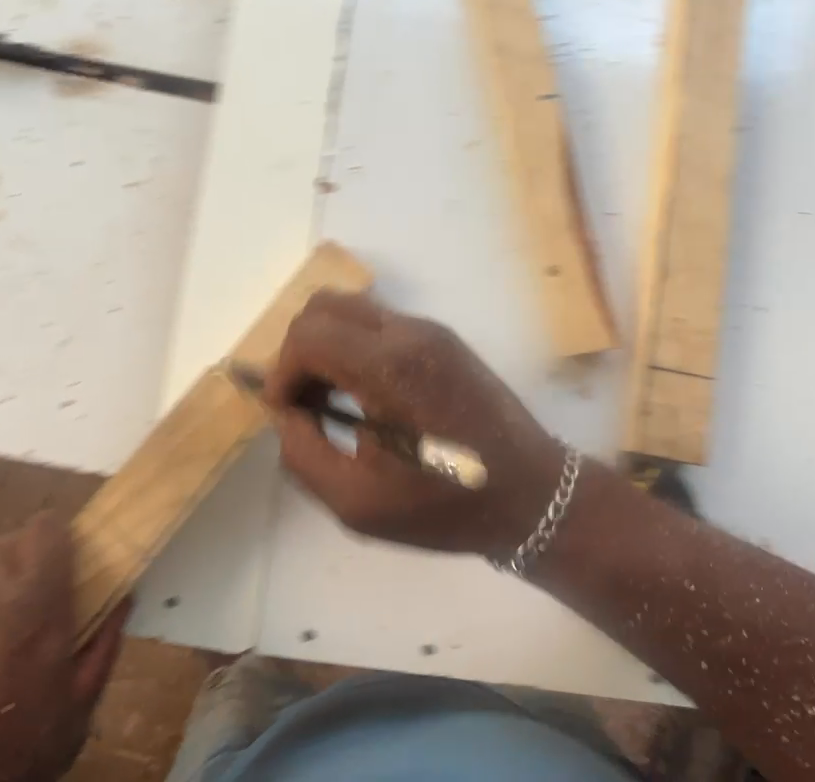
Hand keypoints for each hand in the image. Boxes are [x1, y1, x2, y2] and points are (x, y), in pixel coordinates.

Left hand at [0, 515, 128, 781]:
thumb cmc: (8, 761)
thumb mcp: (73, 717)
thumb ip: (100, 650)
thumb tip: (121, 600)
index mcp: (34, 612)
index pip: (44, 532)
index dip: (56, 538)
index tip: (67, 559)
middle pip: (5, 546)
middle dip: (23, 563)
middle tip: (34, 604)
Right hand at [266, 290, 565, 558]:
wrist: (533, 496)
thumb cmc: (447, 507)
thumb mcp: (358, 504)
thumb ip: (304, 455)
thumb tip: (287, 414)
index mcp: (389, 367)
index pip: (307, 334)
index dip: (281, 372)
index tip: (285, 413)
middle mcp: (410, 332)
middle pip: (324, 307)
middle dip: (299, 352)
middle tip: (304, 404)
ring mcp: (431, 330)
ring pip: (352, 309)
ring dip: (326, 347)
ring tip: (331, 403)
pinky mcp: (444, 339)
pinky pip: (379, 324)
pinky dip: (354, 348)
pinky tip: (364, 397)